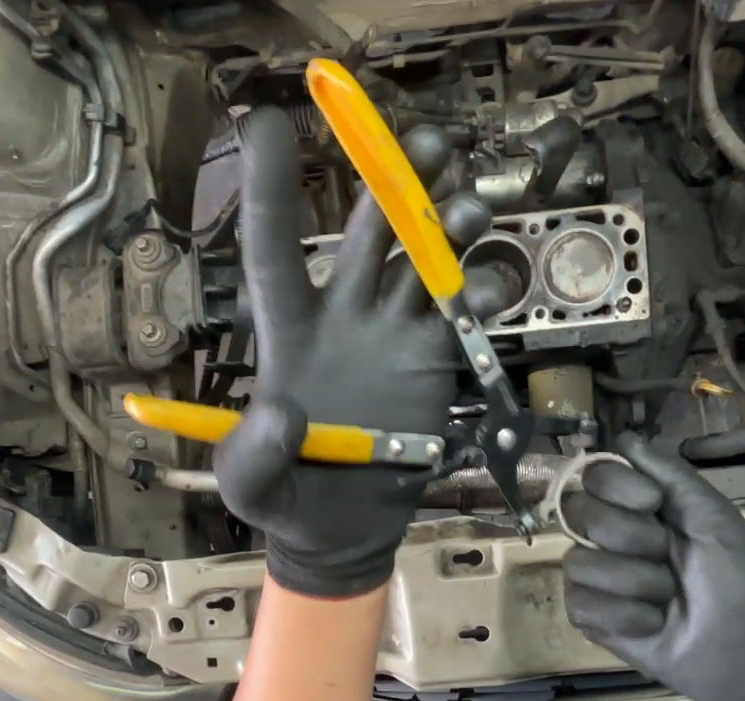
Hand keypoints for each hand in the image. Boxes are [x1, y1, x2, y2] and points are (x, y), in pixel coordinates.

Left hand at [215, 107, 506, 597]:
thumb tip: (279, 410)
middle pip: (369, 234)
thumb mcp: (250, 487)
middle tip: (426, 144)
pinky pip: (465, 314)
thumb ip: (252, 456)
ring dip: (449, 226)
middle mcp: (345, 319)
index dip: (273, 193)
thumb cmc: (288, 502)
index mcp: (289, 334)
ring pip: (426, 261)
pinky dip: (485, 292)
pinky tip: (495, 289)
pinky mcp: (434, 364)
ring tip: (472, 210)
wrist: (344, 531)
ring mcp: (394, 338)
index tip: (272, 125)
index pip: (275, 252)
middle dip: (395, 183)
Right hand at [562, 432, 744, 700]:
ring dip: (635, 582)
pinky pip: (580, 601)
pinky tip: (651, 623)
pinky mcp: (588, 617)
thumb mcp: (712, 518)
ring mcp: (595, 577)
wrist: (743, 651)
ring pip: (579, 561)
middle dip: (631, 538)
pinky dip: (624, 614)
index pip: (596, 474)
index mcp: (639, 507)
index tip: (653, 505)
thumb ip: (669, 474)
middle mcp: (609, 535)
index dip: (617, 486)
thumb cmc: (737, 580)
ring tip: (666, 598)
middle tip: (667, 558)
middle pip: (579, 511)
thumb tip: (624, 436)